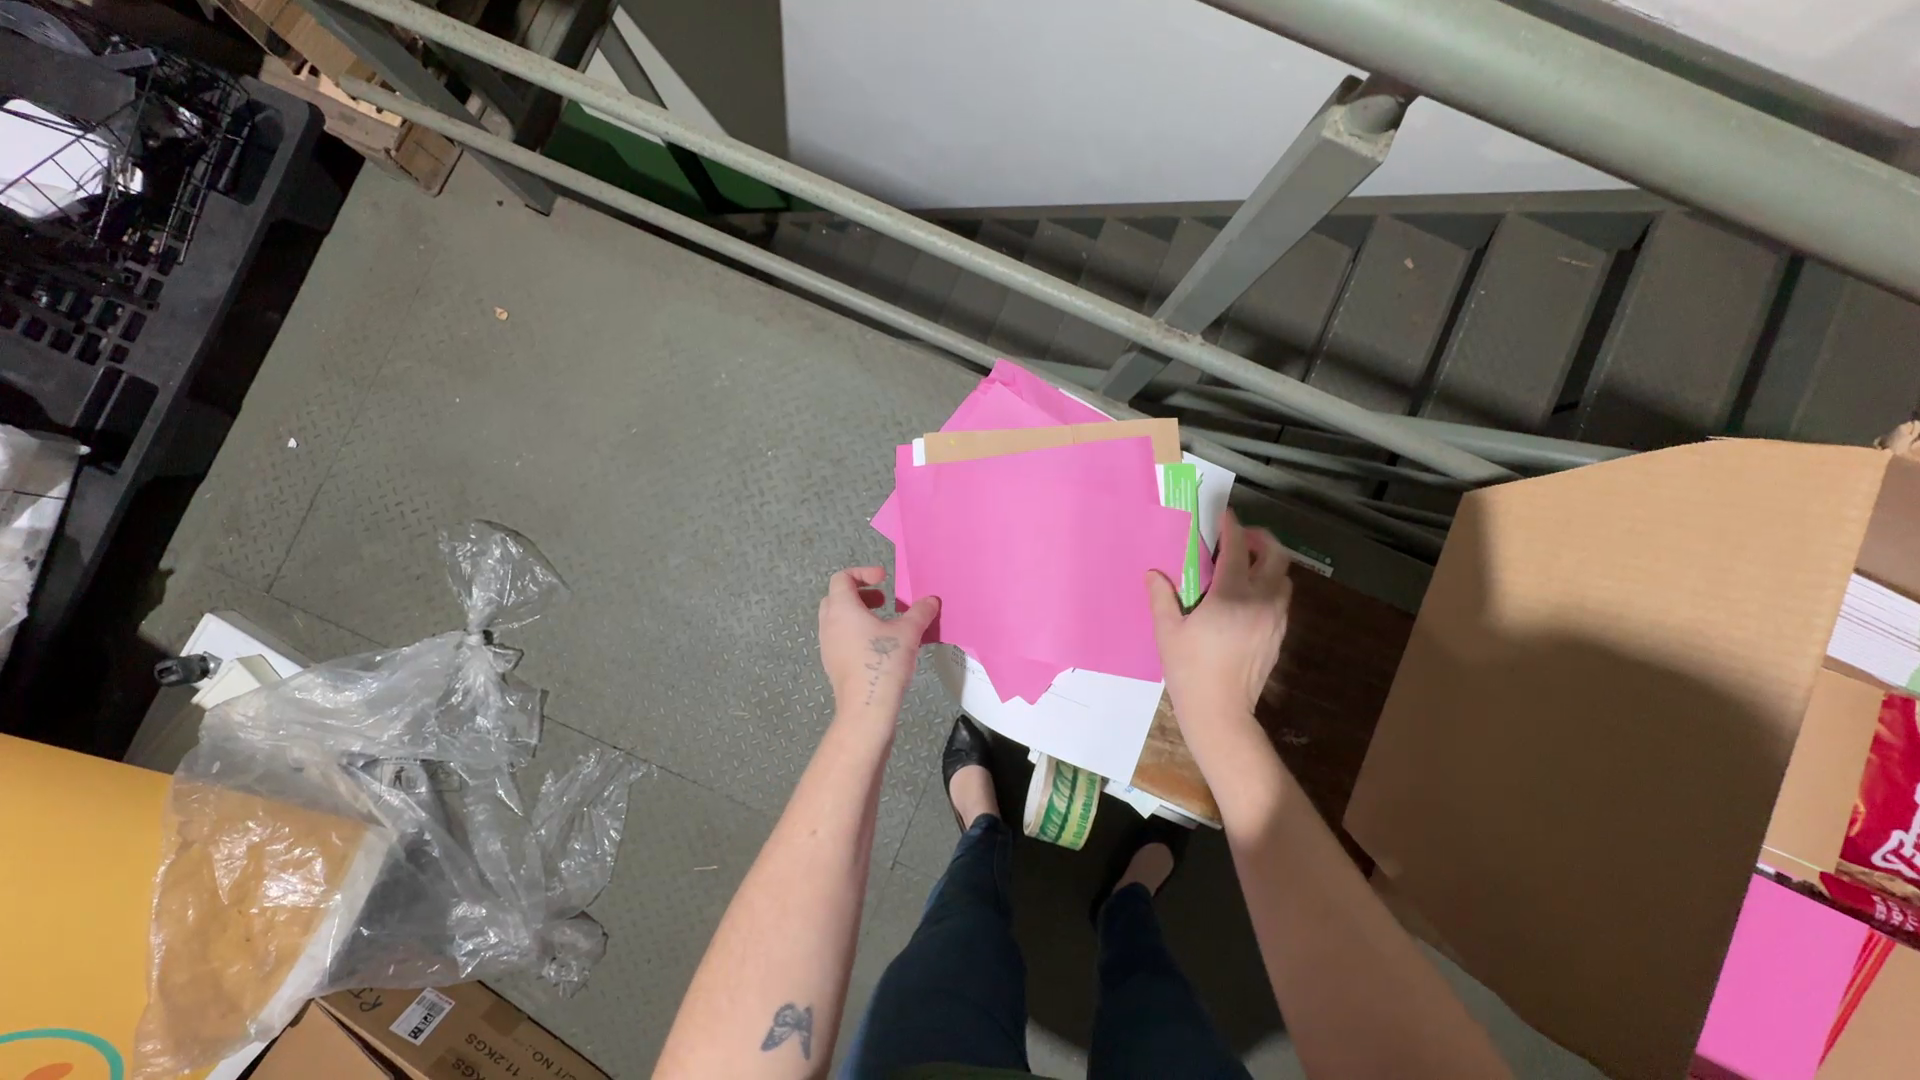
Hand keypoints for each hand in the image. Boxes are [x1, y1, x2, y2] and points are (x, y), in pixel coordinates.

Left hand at [818, 566, 939, 723]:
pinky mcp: (832, 663)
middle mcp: (829, 623)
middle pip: (836, 596)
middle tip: (883, 601)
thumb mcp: (908, 632)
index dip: (863, 573)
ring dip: (857, 614)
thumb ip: (920, 612)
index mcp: (842, 608)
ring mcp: (827, 645)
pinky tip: (877, 646)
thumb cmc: (883, 661)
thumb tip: (932, 600)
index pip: (842, 578)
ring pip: (836, 618)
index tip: (885, 580)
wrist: (866, 706)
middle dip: (860, 594)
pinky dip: (854, 632)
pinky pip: (839, 637)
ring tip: (883, 624)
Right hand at [1147, 509, 1292, 733]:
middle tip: (1239, 537)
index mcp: (1231, 595)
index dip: (1231, 527)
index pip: (1237, 548)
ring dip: (1268, 563)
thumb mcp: (1167, 631)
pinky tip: (1247, 596)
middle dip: (1260, 539)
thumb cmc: (1189, 670)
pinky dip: (1269, 586)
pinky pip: (1281, 598)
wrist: (1220, 711)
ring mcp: (1275, 618)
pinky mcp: (1279, 634)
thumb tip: (1154, 574)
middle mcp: (1261, 600)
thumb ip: (1162, 597)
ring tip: (1244, 565)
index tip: (1224, 515)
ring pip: (1283, 577)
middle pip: (1276, 555)